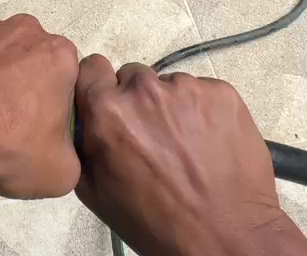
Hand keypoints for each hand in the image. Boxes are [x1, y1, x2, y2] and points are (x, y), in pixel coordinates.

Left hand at [0, 0, 80, 198]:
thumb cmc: (5, 147)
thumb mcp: (60, 172)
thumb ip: (74, 153)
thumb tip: (66, 148)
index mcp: (60, 59)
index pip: (66, 78)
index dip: (54, 104)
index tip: (39, 127)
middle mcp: (30, 31)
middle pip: (35, 56)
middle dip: (27, 81)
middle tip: (8, 117)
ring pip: (3, 41)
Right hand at [74, 57, 306, 255]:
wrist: (228, 243)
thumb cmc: (160, 225)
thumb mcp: (96, 192)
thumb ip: (81, 143)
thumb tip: (78, 117)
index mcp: (106, 110)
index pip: (91, 68)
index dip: (99, 87)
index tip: (111, 106)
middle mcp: (143, 90)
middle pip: (132, 77)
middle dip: (138, 102)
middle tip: (153, 138)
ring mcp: (185, 87)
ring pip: (169, 85)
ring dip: (172, 108)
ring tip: (186, 147)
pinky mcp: (221, 92)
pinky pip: (203, 91)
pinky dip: (204, 112)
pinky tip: (209, 143)